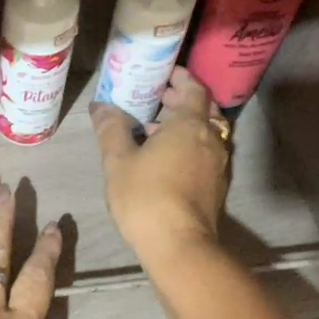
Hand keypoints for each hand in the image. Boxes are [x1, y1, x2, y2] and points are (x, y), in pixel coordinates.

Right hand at [91, 66, 229, 261]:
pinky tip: (166, 157)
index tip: (164, 73)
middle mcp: (210, 139)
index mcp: (189, 125)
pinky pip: (205, 152)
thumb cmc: (146, 196)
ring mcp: (217, 164)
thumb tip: (101, 106)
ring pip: (206, 132)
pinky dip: (190, 145)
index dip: (181, 77)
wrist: (179, 245)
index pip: (194, 89)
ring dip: (186, 124)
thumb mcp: (118, 160)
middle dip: (183, 99)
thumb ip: (111, 129)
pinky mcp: (216, 186)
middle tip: (158, 96)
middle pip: (204, 109)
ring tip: (156, 127)